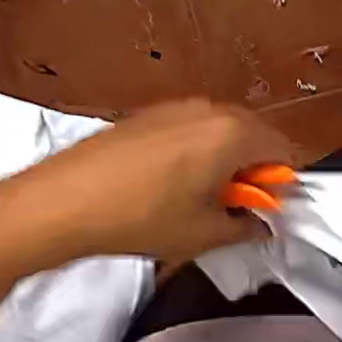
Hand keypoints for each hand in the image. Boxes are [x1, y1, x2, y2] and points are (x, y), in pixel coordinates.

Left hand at [0, 99, 294, 269]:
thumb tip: (261, 222)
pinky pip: (195, 128)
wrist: (57, 203)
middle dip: (255, 169)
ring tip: (199, 195)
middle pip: (257, 136)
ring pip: (225, 131)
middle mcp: (212, 110)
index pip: (285, 151)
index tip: (261, 209)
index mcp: (235, 134)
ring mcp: (178, 107)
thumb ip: (248, 226)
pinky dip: (199, 151)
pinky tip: (169, 182)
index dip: (281, 184)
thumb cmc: (141, 217)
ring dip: (227, 160)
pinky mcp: (150, 113)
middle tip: (233, 204)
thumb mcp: (205, 234)